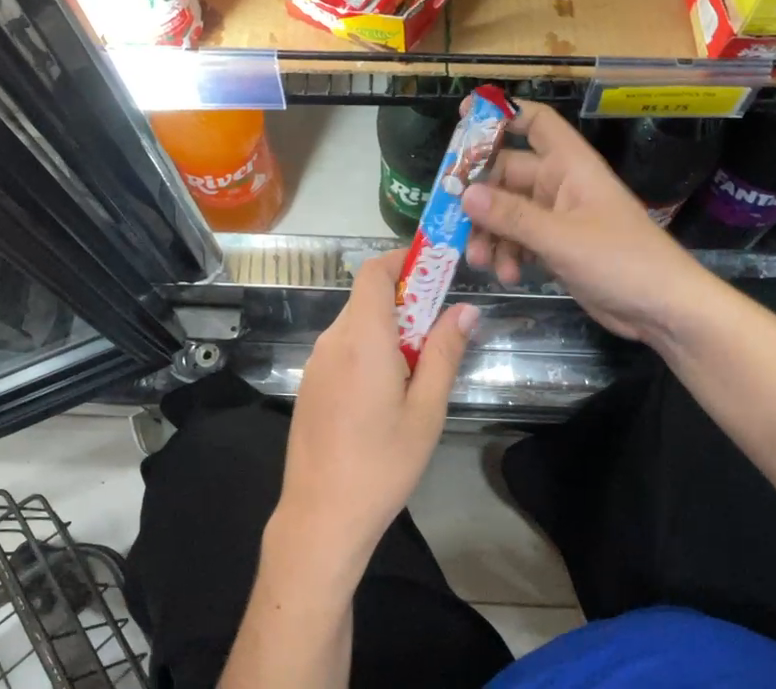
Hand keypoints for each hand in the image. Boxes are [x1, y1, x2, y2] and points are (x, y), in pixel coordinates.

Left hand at [274, 252, 477, 568]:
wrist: (321, 516)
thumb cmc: (382, 464)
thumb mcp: (426, 410)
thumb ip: (444, 353)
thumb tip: (465, 309)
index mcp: (362, 339)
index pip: (374, 273)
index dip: (403, 260)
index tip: (435, 268)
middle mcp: (332, 341)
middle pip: (367, 298)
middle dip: (405, 300)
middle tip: (440, 328)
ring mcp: (316, 363)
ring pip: (355, 324)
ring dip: (388, 328)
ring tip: (419, 368)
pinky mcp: (310, 385)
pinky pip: (342, 348)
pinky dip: (368, 349)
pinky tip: (387, 390)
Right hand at [462, 99, 715, 345]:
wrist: (663, 309)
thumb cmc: (621, 260)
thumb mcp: (562, 238)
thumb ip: (511, 216)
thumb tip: (464, 194)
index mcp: (569, 165)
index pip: (534, 122)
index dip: (501, 115)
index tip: (463, 120)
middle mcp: (560, 184)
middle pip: (506, 174)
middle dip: (479, 197)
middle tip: (451, 219)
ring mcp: (558, 217)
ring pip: (507, 211)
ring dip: (489, 233)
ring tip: (479, 260)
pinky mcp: (556, 247)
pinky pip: (519, 239)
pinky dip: (507, 254)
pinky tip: (506, 275)